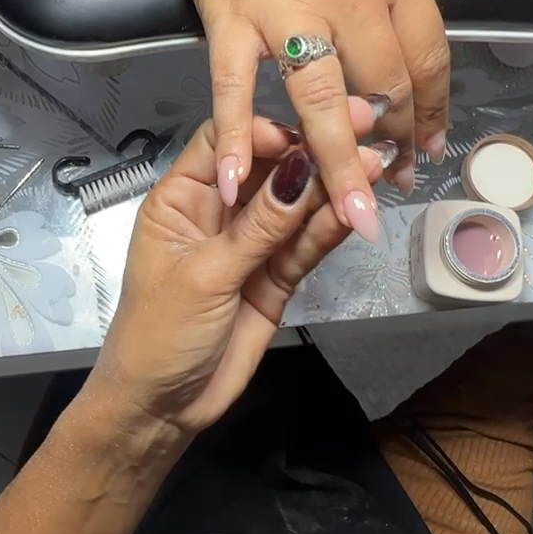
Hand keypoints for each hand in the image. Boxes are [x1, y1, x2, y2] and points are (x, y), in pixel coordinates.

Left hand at [85, 106, 387, 433]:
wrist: (165, 406)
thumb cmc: (160, 334)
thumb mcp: (205, 276)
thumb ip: (258, 227)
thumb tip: (301, 171)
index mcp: (181, 199)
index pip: (222, 144)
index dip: (260, 132)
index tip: (302, 130)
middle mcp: (217, 213)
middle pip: (267, 169)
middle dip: (308, 151)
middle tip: (357, 127)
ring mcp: (250, 244)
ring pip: (294, 206)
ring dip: (330, 187)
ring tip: (373, 163)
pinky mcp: (275, 275)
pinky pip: (305, 244)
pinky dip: (330, 228)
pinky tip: (357, 206)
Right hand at [142, 0, 450, 244]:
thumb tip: (398, 57)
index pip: (427, 53)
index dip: (435, 108)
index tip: (435, 144)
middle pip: (384, 87)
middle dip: (398, 143)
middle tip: (400, 182)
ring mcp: (282, 8)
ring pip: (321, 102)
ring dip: (343, 167)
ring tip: (358, 215)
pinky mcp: (228, 21)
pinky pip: (235, 90)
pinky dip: (236, 139)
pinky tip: (240, 185)